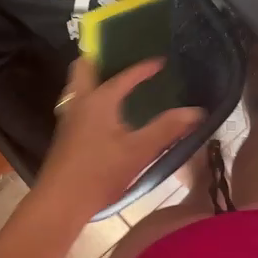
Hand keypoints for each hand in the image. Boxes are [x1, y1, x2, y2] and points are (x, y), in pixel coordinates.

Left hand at [38, 59, 202, 214]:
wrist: (61, 201)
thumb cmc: (100, 173)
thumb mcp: (139, 151)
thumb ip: (167, 129)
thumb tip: (196, 111)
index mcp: (99, 100)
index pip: (124, 76)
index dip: (144, 68)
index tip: (161, 61)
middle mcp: (80, 101)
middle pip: (85, 68)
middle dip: (101, 58)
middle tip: (121, 56)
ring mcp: (69, 118)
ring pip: (78, 86)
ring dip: (95, 78)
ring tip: (116, 81)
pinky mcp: (66, 134)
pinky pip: (78, 102)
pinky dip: (92, 97)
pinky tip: (107, 113)